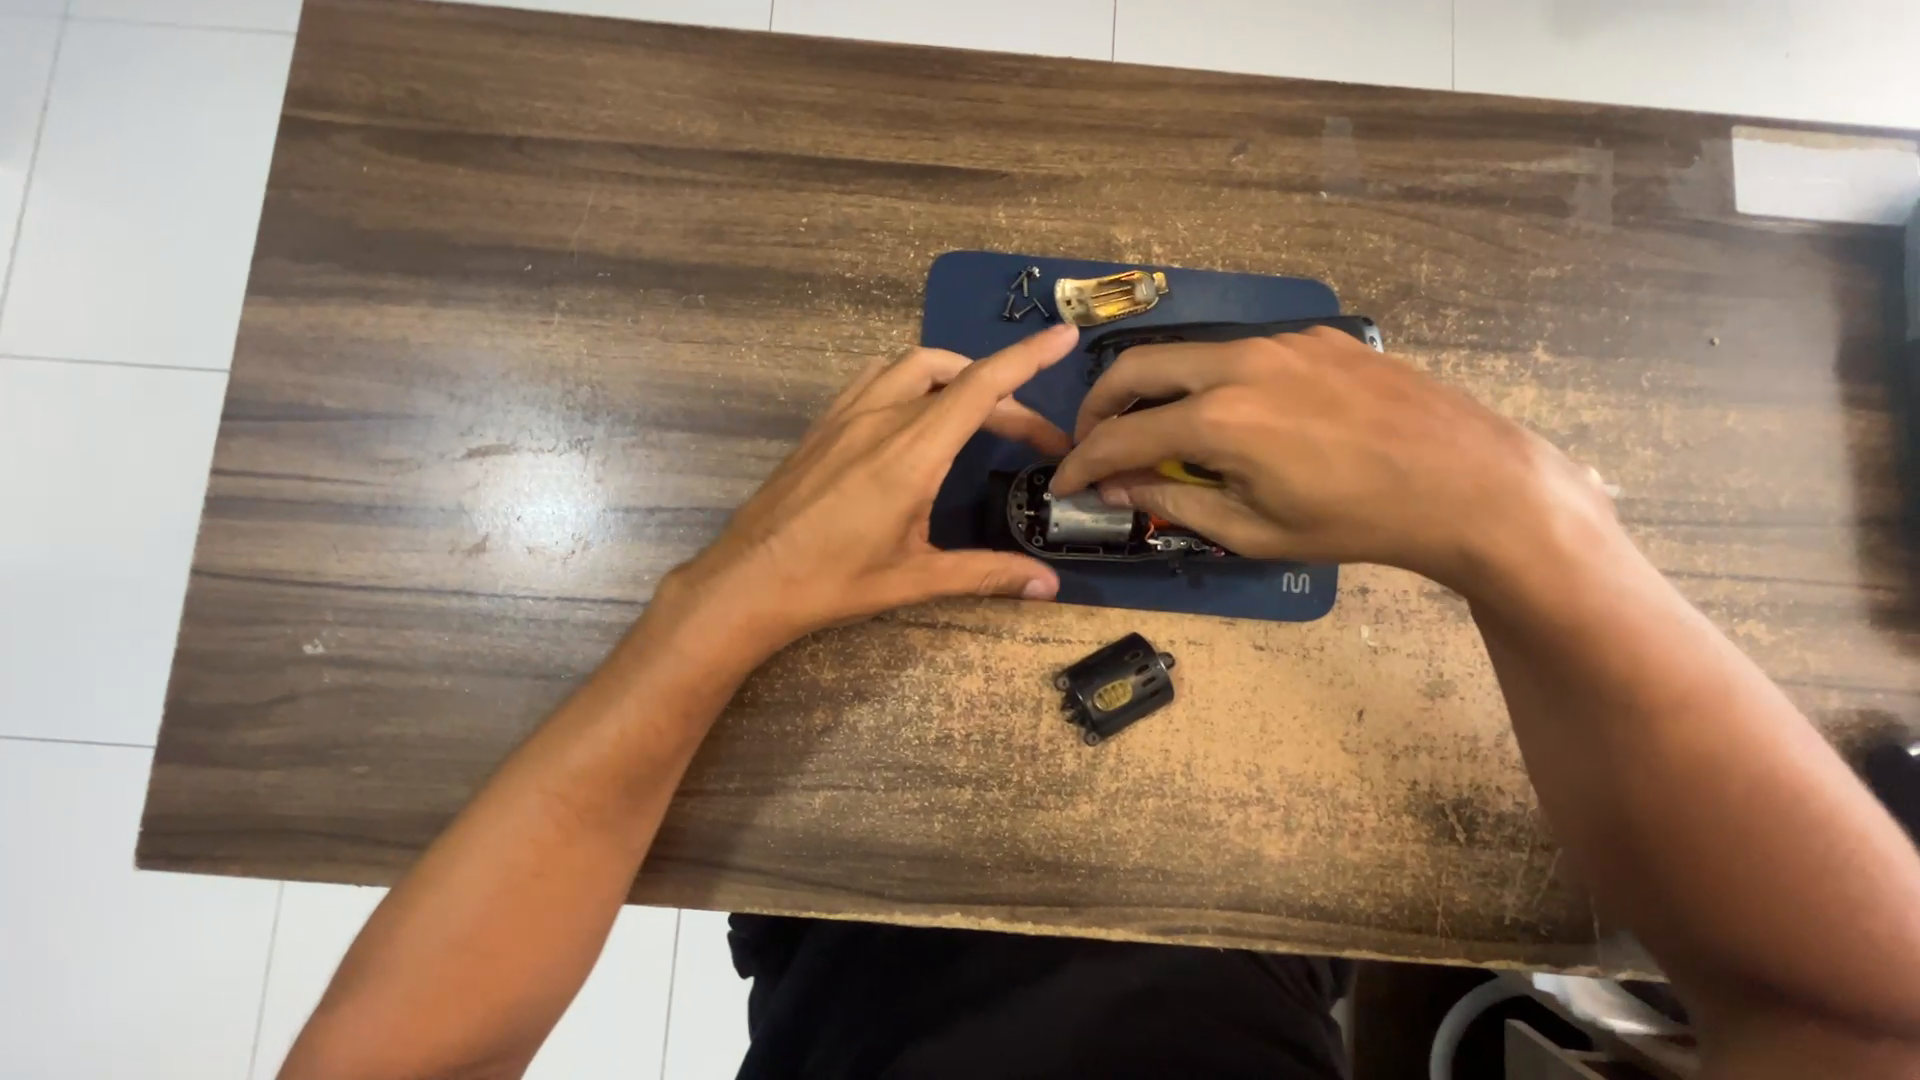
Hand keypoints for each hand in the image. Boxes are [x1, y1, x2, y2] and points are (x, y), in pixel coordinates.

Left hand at [666, 323, 1079, 653]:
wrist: (748, 581)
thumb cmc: (833, 582)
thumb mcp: (916, 579)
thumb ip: (987, 574)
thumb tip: (1049, 588)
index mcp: (912, 452)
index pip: (981, 386)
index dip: (1027, 358)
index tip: (1064, 338)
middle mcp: (880, 418)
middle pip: (955, 376)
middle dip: (1004, 393)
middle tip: (1033, 436)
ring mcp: (846, 415)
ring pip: (911, 365)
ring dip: (955, 373)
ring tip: (979, 407)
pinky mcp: (823, 424)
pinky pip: (875, 379)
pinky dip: (911, 380)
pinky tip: (915, 413)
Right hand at [1049, 327, 1609, 591]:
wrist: (1471, 483)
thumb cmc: (1357, 523)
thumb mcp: (1254, 532)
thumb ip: (1174, 504)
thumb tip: (1117, 488)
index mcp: (1218, 419)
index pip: (1121, 436)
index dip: (1082, 462)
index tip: (1063, 483)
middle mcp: (1239, 363)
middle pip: (1137, 367)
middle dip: (1099, 406)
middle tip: (1092, 441)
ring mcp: (1281, 341)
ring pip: (1187, 355)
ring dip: (1154, 390)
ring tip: (1156, 431)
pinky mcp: (1315, 337)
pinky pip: (1240, 354)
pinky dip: (1209, 383)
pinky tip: (1231, 417)